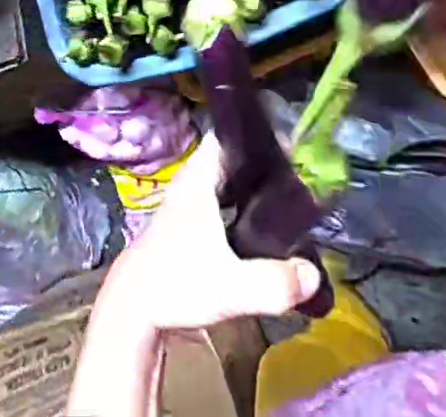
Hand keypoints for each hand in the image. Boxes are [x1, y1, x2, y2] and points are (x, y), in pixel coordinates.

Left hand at [98, 134, 323, 329]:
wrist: (132, 310)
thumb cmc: (176, 284)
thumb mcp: (230, 287)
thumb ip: (274, 283)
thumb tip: (313, 274)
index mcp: (199, 179)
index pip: (228, 136)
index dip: (256, 134)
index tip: (289, 141)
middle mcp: (191, 182)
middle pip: (231, 158)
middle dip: (262, 163)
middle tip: (298, 173)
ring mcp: (186, 202)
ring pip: (225, 181)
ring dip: (250, 185)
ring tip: (287, 196)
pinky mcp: (186, 223)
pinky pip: (219, 201)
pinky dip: (239, 205)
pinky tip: (261, 224)